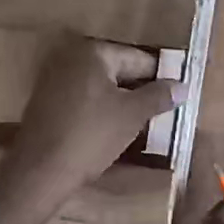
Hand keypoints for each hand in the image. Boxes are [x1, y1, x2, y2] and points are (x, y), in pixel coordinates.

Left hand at [6, 38, 184, 191]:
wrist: (40, 171)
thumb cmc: (91, 136)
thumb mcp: (132, 115)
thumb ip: (158, 96)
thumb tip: (182, 86)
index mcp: (93, 52)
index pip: (139, 59)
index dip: (160, 78)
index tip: (177, 95)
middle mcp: (71, 57)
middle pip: (118, 70)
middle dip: (140, 89)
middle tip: (163, 110)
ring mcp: (54, 79)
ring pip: (101, 86)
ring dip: (120, 101)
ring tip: (143, 122)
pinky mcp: (46, 102)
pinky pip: (83, 99)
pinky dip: (100, 109)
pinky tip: (113, 128)